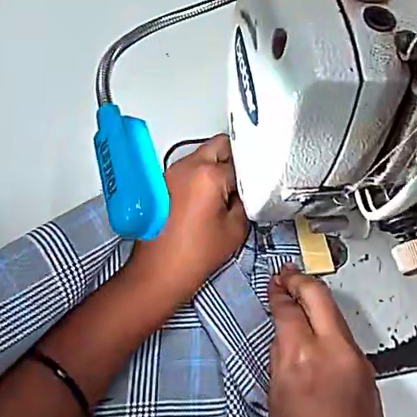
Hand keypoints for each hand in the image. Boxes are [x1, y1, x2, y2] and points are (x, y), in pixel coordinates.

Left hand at [124, 134, 248, 308]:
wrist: (159, 271)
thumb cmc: (195, 254)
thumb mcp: (235, 229)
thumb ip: (245, 202)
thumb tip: (243, 192)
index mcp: (208, 174)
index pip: (241, 163)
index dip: (252, 177)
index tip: (258, 186)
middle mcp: (187, 165)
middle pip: (219, 145)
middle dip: (234, 158)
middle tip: (244, 181)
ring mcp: (172, 171)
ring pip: (202, 154)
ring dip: (216, 165)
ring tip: (227, 193)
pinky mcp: (163, 181)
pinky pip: (189, 168)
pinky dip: (201, 175)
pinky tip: (209, 198)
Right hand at [268, 267, 416, 416]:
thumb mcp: (276, 399)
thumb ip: (281, 355)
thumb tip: (282, 330)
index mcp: (302, 360)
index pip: (288, 307)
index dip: (278, 291)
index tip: (273, 285)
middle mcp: (334, 354)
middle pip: (318, 295)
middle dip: (299, 282)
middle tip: (285, 276)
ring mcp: (357, 363)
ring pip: (334, 313)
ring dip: (316, 302)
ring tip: (297, 301)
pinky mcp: (369, 374)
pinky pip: (345, 337)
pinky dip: (329, 327)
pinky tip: (316, 333)